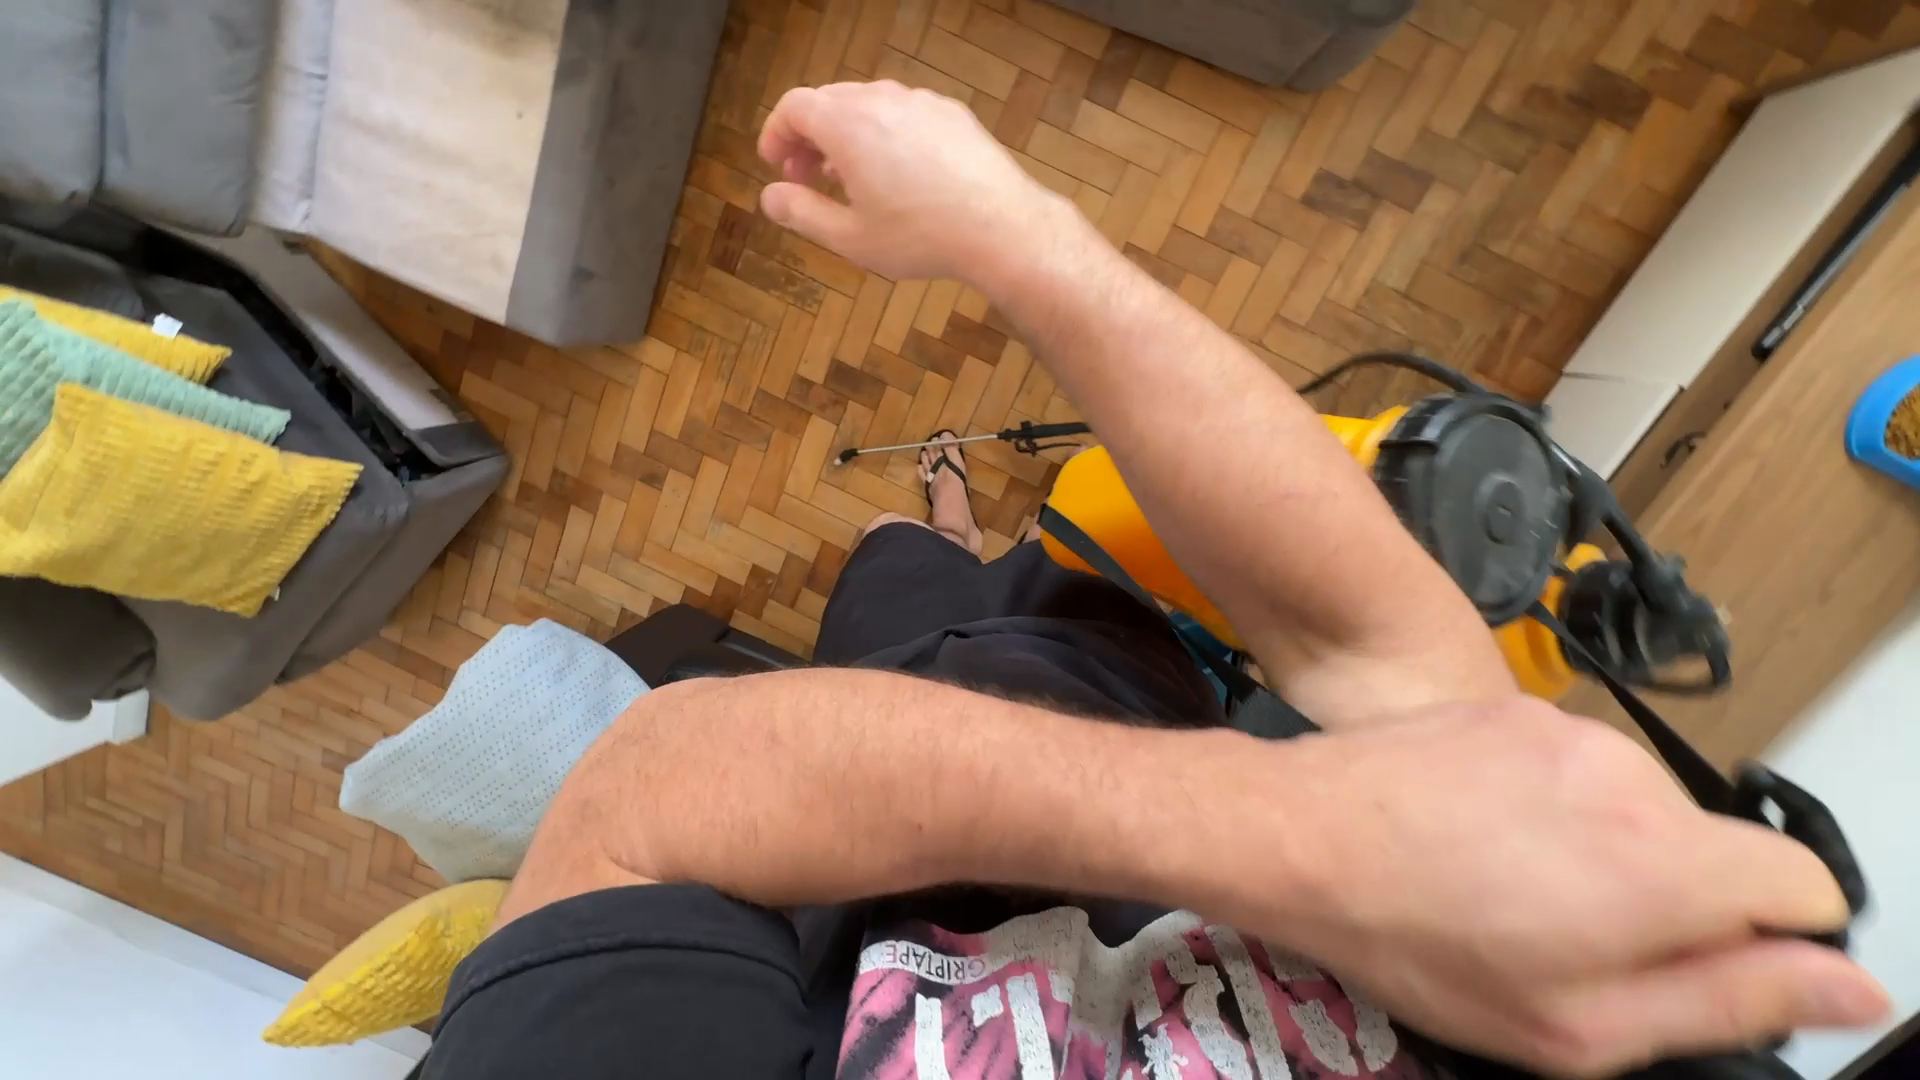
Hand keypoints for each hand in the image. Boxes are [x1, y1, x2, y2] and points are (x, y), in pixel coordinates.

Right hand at [757, 81, 1081, 284]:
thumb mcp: (851, 238)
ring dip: (847, 136)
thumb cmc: (922, 236)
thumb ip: (803, 213)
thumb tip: (770, 198)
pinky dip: (885, 136)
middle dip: (809, 137)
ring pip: (868, 106)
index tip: (774, 163)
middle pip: (829, 101)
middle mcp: (882, 99)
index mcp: (848, 124)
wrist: (999, 228)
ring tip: (848, 179)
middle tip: (805, 175)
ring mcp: (921, 102)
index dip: (776, 133)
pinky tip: (896, 175)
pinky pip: (905, 116)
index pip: (794, 107)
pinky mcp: (952, 115)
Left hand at [1188, 698, 1886, 1077]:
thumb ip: (1730, 1001)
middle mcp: (1622, 767)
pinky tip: (1458, 824)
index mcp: (1668, 855)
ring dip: (1589, 839)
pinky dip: (1531, 795)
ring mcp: (1546, 720)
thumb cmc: (1419, 938)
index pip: (1803, 885)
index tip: (1680, 960)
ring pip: (1620, 798)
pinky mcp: (1486, 703)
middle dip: (1662, 890)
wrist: (1294, 831)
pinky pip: (1550, 760)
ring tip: (1492, 873)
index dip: (1761, 938)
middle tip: (1557, 926)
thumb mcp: (1579, 1021)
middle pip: (1700, 840)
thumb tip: (1852, 981)